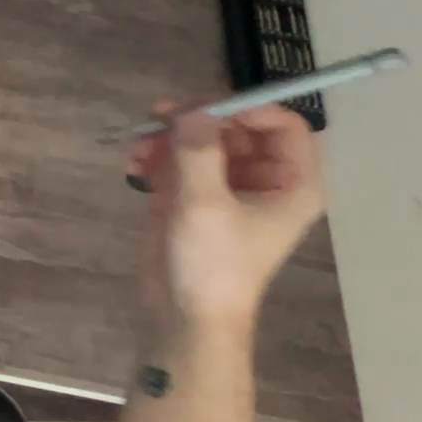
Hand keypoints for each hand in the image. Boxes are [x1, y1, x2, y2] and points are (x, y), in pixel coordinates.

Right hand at [128, 103, 324, 327]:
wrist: (185, 313)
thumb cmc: (211, 263)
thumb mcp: (203, 205)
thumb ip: (198, 154)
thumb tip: (190, 110)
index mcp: (290, 183)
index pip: (281, 126)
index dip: (244, 109)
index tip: (198, 107)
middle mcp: (262, 181)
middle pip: (235, 131)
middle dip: (195, 122)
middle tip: (155, 116)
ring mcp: (224, 191)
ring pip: (201, 146)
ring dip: (167, 141)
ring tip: (135, 147)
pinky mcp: (190, 202)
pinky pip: (177, 166)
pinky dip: (154, 160)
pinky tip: (131, 165)